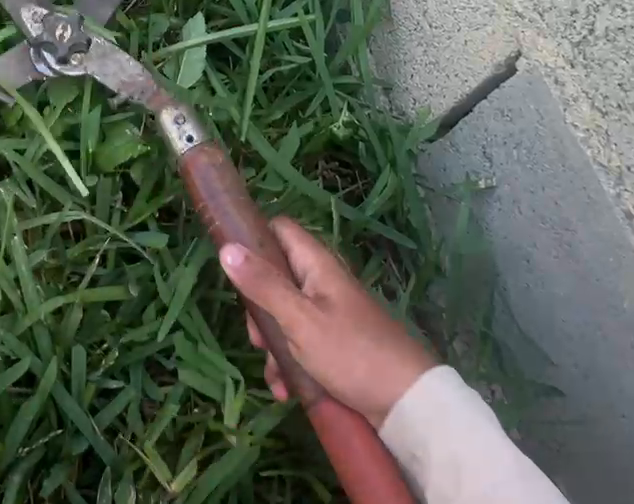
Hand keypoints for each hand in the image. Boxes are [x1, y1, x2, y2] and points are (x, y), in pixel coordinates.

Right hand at [218, 216, 438, 425]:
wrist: (407, 403)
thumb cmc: (352, 352)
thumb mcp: (299, 320)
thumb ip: (263, 284)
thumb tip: (226, 247)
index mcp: (316, 264)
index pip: (279, 230)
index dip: (254, 241)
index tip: (234, 267)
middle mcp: (322, 282)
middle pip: (275, 277)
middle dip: (259, 309)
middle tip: (257, 337)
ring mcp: (329, 313)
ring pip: (284, 315)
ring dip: (273, 344)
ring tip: (275, 373)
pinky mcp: (334, 343)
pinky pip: (300, 343)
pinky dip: (290, 363)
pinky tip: (286, 389)